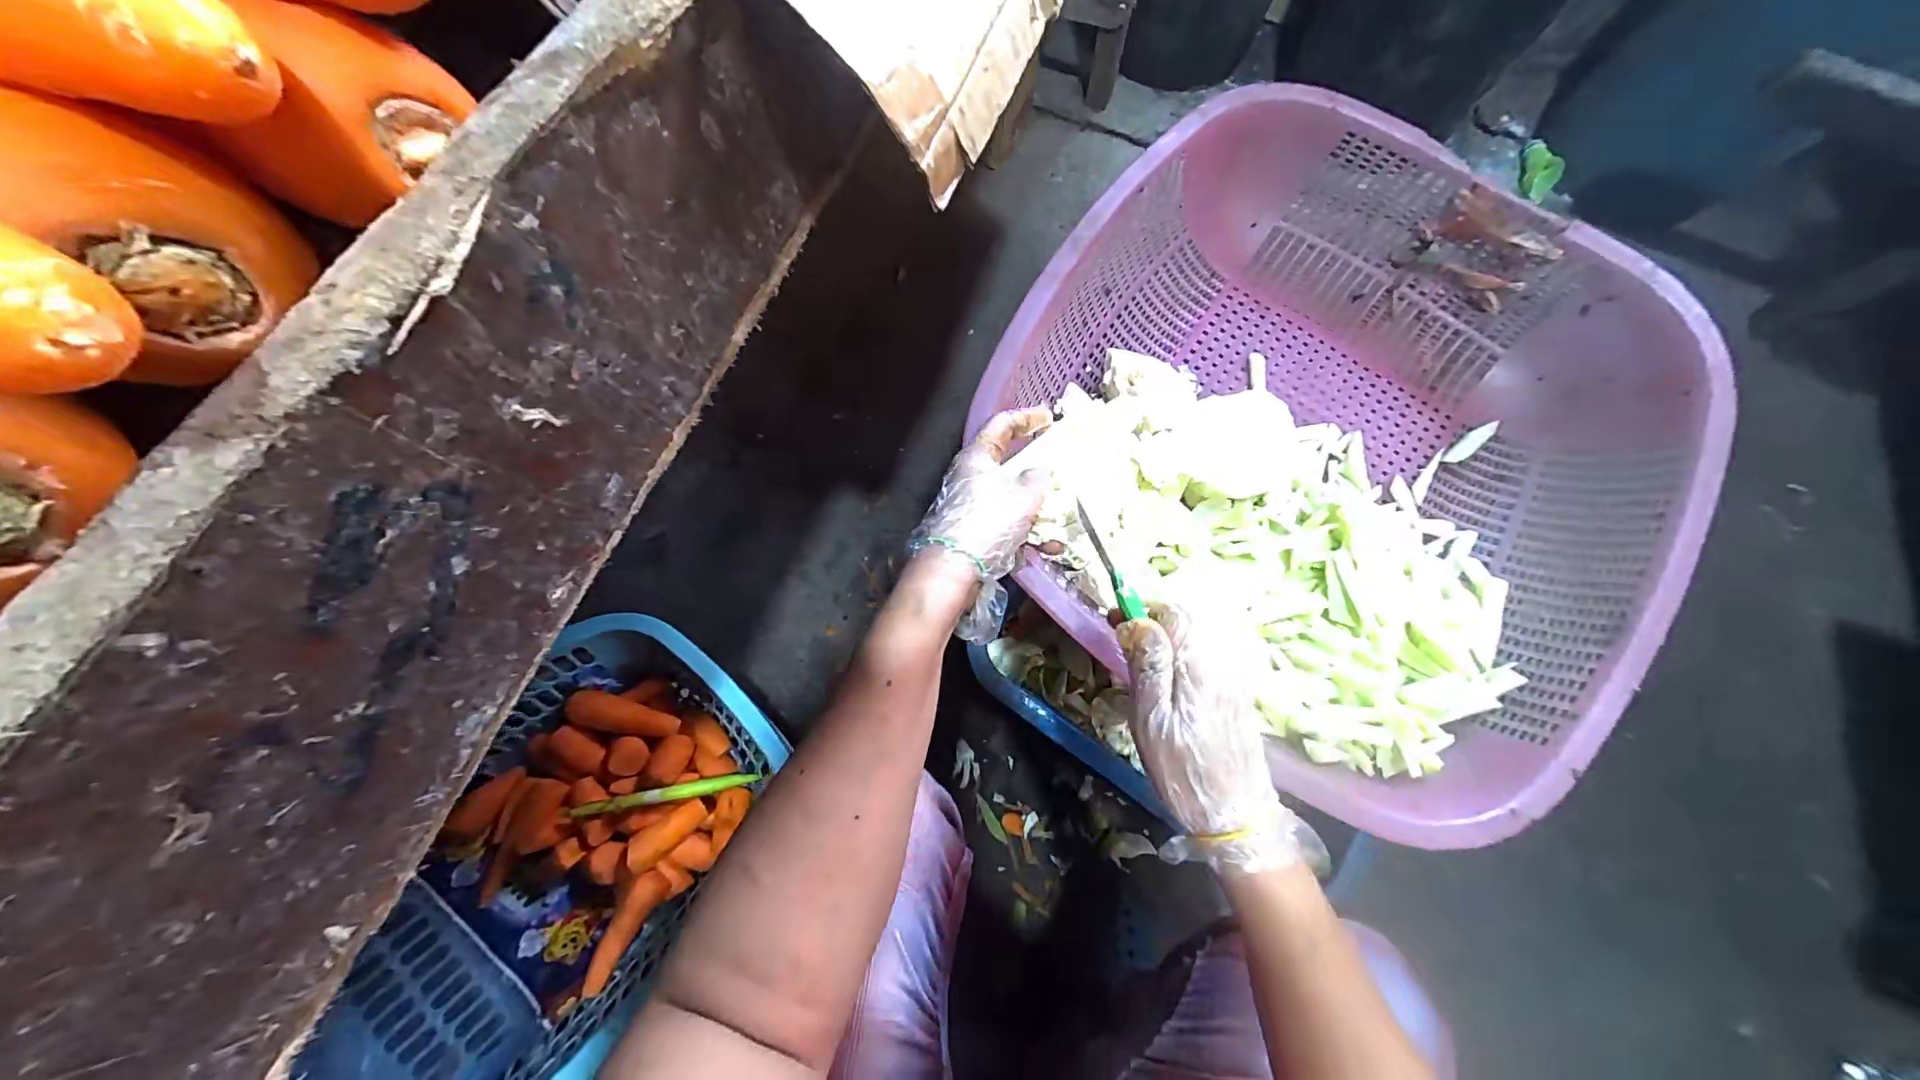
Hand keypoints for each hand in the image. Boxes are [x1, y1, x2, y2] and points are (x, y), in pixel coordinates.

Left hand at [909, 407, 1051, 642]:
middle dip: (1037, 474)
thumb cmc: (988, 522)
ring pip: (1011, 501)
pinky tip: (1046, 548)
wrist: (954, 569)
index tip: (1048, 417)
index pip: (1001, 425)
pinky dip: (1027, 534)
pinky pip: (1007, 526)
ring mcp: (971, 506)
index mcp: (977, 458)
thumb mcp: (1023, 495)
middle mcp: (970, 478)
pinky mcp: (974, 532)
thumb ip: (1037, 479)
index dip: (1026, 417)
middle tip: (1059, 473)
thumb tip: (1039, 474)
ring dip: (1038, 513)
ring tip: (1059, 528)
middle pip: (1007, 465)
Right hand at [1118, 603, 1299, 873]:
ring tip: (1141, 668)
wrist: (1235, 817)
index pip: (1173, 613)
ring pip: (1194, 641)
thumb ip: (1148, 666)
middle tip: (1123, 649)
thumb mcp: (1152, 719)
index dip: (1141, 611)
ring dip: (1165, 643)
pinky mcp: (1236, 696)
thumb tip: (1139, 622)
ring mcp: (1233, 680)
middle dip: (1151, 626)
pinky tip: (1168, 684)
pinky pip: (1205, 660)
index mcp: (1199, 667)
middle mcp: (1221, 665)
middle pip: (1185, 624)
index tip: (1115, 623)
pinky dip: (1181, 660)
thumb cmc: (1183, 770)